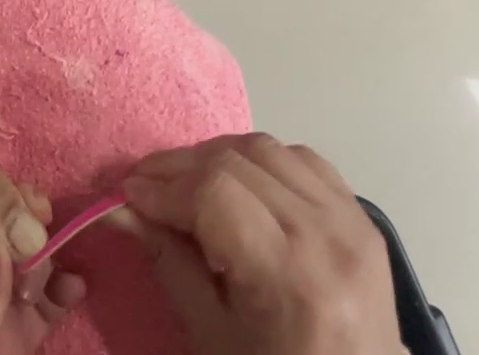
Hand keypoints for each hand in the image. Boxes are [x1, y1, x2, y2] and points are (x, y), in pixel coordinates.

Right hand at [118, 134, 401, 354]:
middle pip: (234, 162)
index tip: (128, 195)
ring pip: (264, 149)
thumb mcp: (209, 330)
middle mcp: (328, 238)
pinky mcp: (360, 217)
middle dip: (177, 167)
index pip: (213, 194)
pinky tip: (239, 182)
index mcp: (291, 277)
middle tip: (145, 184)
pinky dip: (260, 160)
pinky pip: (301, 158)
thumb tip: (118, 208)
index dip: (162, 187)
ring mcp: (352, 222)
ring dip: (215, 156)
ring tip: (187, 181)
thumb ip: (166, 258)